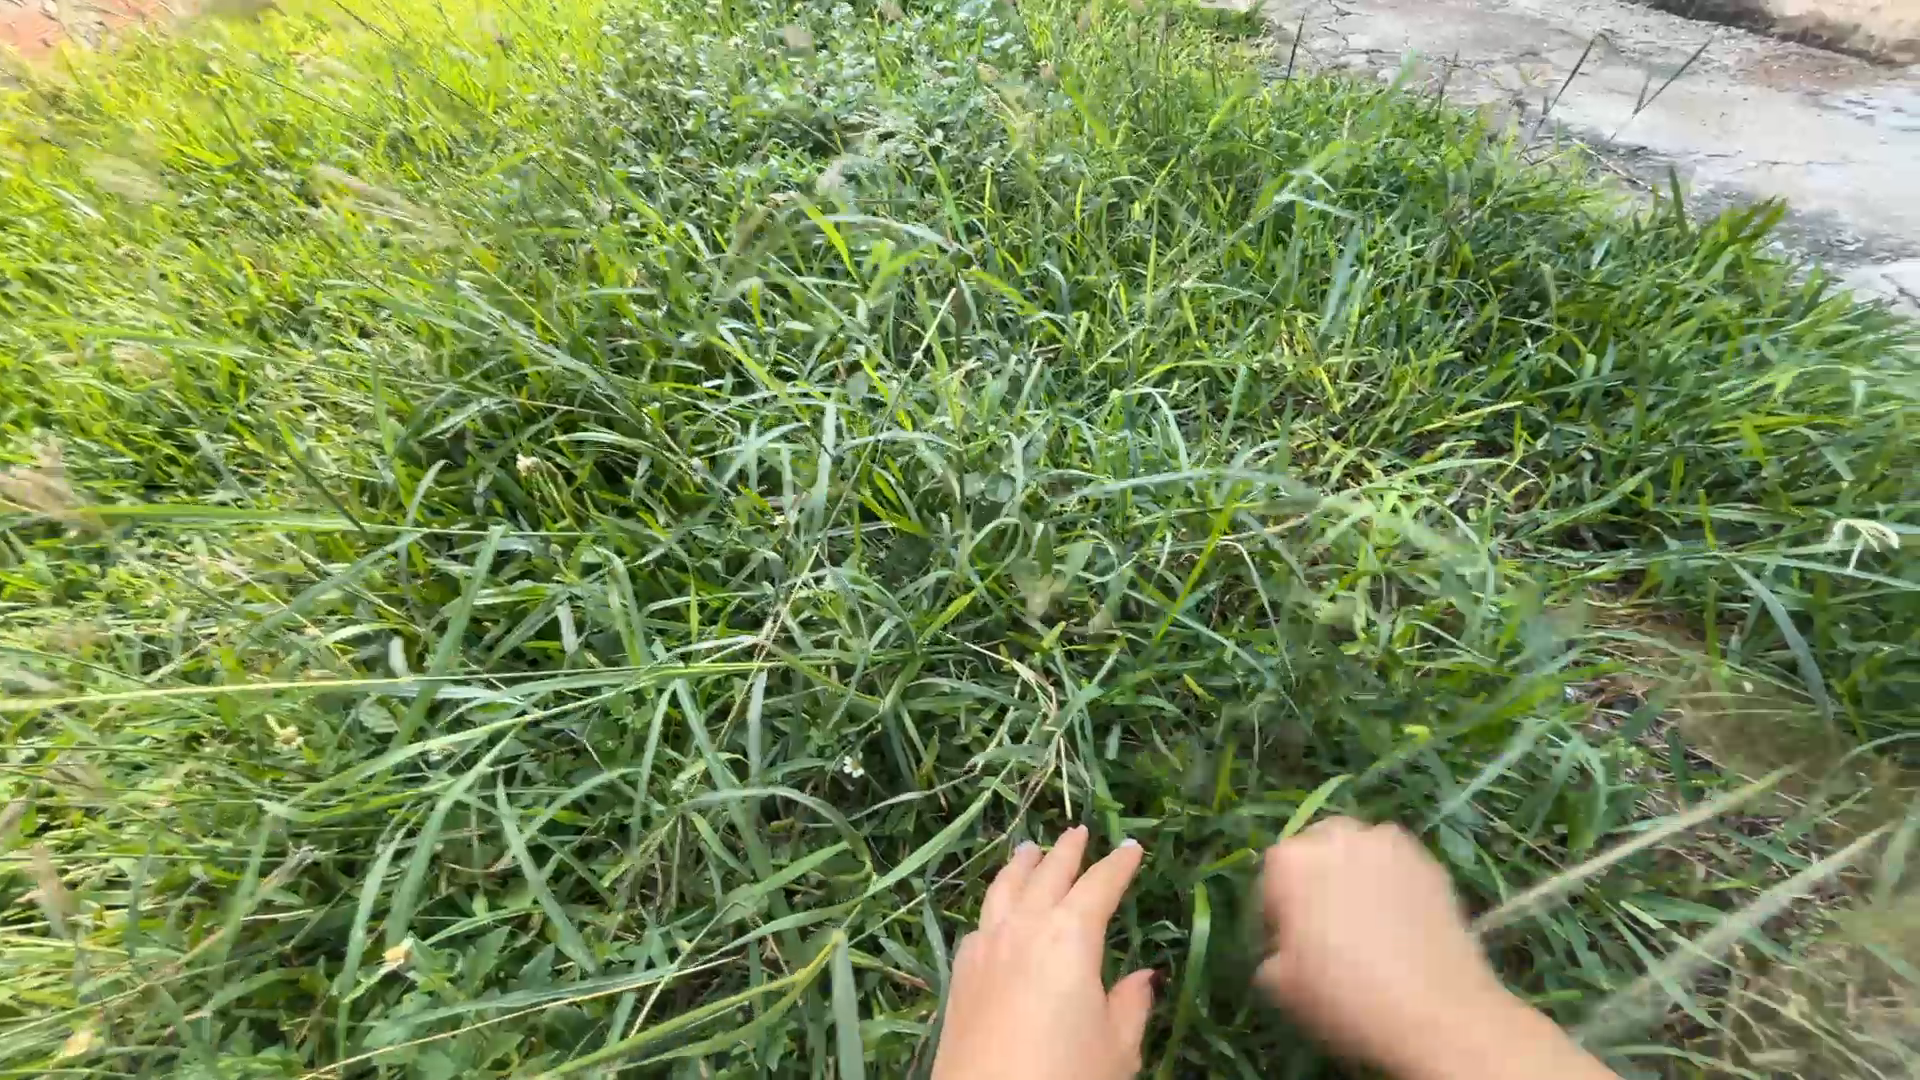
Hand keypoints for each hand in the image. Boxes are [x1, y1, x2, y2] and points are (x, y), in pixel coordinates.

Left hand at [931, 826, 1155, 1079]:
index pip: (1099, 885)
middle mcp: (1026, 925)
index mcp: (1070, 936)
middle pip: (1049, 872)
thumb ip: (1131, 1005)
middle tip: (1079, 831)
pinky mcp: (962, 967)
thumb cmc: (1066, 1078)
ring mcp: (988, 942)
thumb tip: (1144, 975)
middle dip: (1067, 850)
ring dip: (1023, 863)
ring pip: (1006, 885)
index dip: (1118, 864)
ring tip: (1030, 848)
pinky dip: (997, 902)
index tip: (1132, 846)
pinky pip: (982, 918)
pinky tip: (999, 908)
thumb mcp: (1116, 1049)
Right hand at [1254, 817, 1514, 1076]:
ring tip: (1368, 917)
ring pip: (1353, 849)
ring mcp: (1382, 841)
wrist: (1440, 1015)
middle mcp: (1330, 835)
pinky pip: (1393, 861)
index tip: (1293, 946)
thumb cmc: (1347, 996)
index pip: (1270, 883)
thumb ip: (1268, 953)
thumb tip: (1282, 949)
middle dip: (1313, 882)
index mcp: (1286, 860)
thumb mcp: (1279, 986)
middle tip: (1329, 927)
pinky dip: (1390, 879)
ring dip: (1351, 871)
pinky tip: (1399, 916)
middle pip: (1310, 853)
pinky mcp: (1426, 857)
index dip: (1278, 916)